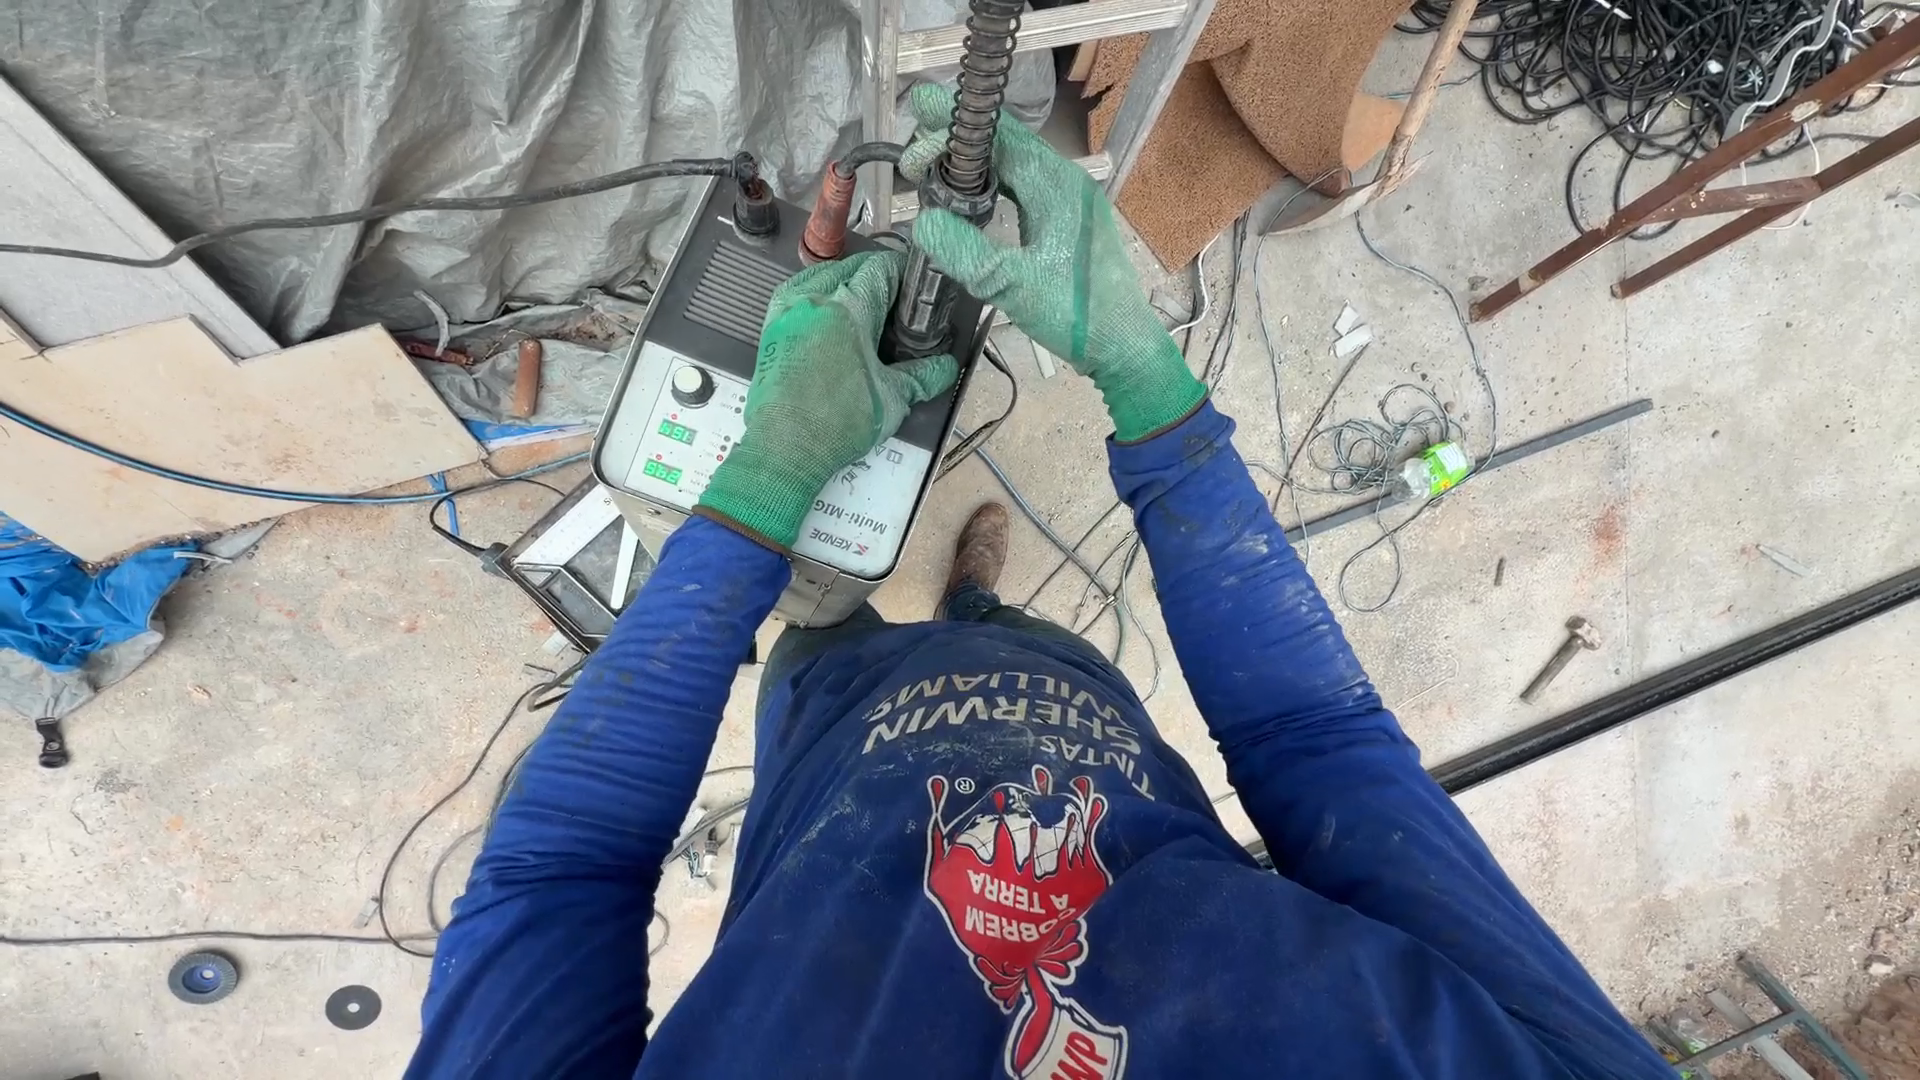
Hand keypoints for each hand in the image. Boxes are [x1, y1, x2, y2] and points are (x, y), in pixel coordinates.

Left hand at [694, 250, 957, 548]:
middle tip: (897, 305)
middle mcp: (813, 298)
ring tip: (866, 312)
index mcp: (847, 307)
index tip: (918, 289)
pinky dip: (820, 299)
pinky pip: (799, 296)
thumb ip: (924, 376)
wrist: (785, 450)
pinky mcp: (771, 330)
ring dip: (846, 284)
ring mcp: (786, 311)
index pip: (883, 268)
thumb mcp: (893, 399)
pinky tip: (833, 324)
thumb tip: (946, 366)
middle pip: (852, 267)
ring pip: (821, 276)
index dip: (906, 275)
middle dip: (878, 278)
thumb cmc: (837, 423)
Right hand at [899, 84, 1204, 441]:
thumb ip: (967, 253)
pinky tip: (974, 205)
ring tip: (935, 174)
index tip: (919, 109)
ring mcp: (1069, 207)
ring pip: (1015, 171)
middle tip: (914, 159)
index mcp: (1057, 186)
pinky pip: (1024, 194)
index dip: (957, 123)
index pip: (1000, 136)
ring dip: (975, 169)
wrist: (1123, 347)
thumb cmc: (1077, 315)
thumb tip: (924, 222)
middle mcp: (1065, 186)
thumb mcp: (1014, 286)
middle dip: (958, 146)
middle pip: (1006, 148)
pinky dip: (993, 191)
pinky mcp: (1068, 229)